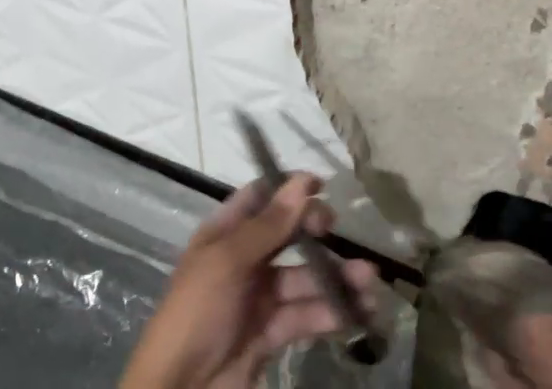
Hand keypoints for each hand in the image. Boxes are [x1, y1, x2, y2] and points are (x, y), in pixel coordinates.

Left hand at [120, 174, 378, 388]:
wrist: (182, 386)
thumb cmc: (198, 310)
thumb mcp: (228, 261)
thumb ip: (268, 225)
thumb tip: (302, 182)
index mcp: (223, 235)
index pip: (259, 199)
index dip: (288, 189)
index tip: (321, 184)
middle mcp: (243, 260)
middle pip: (286, 236)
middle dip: (316, 231)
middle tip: (339, 229)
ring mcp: (259, 298)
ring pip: (303, 278)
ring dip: (335, 276)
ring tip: (368, 279)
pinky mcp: (273, 333)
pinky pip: (307, 315)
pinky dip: (333, 312)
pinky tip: (359, 310)